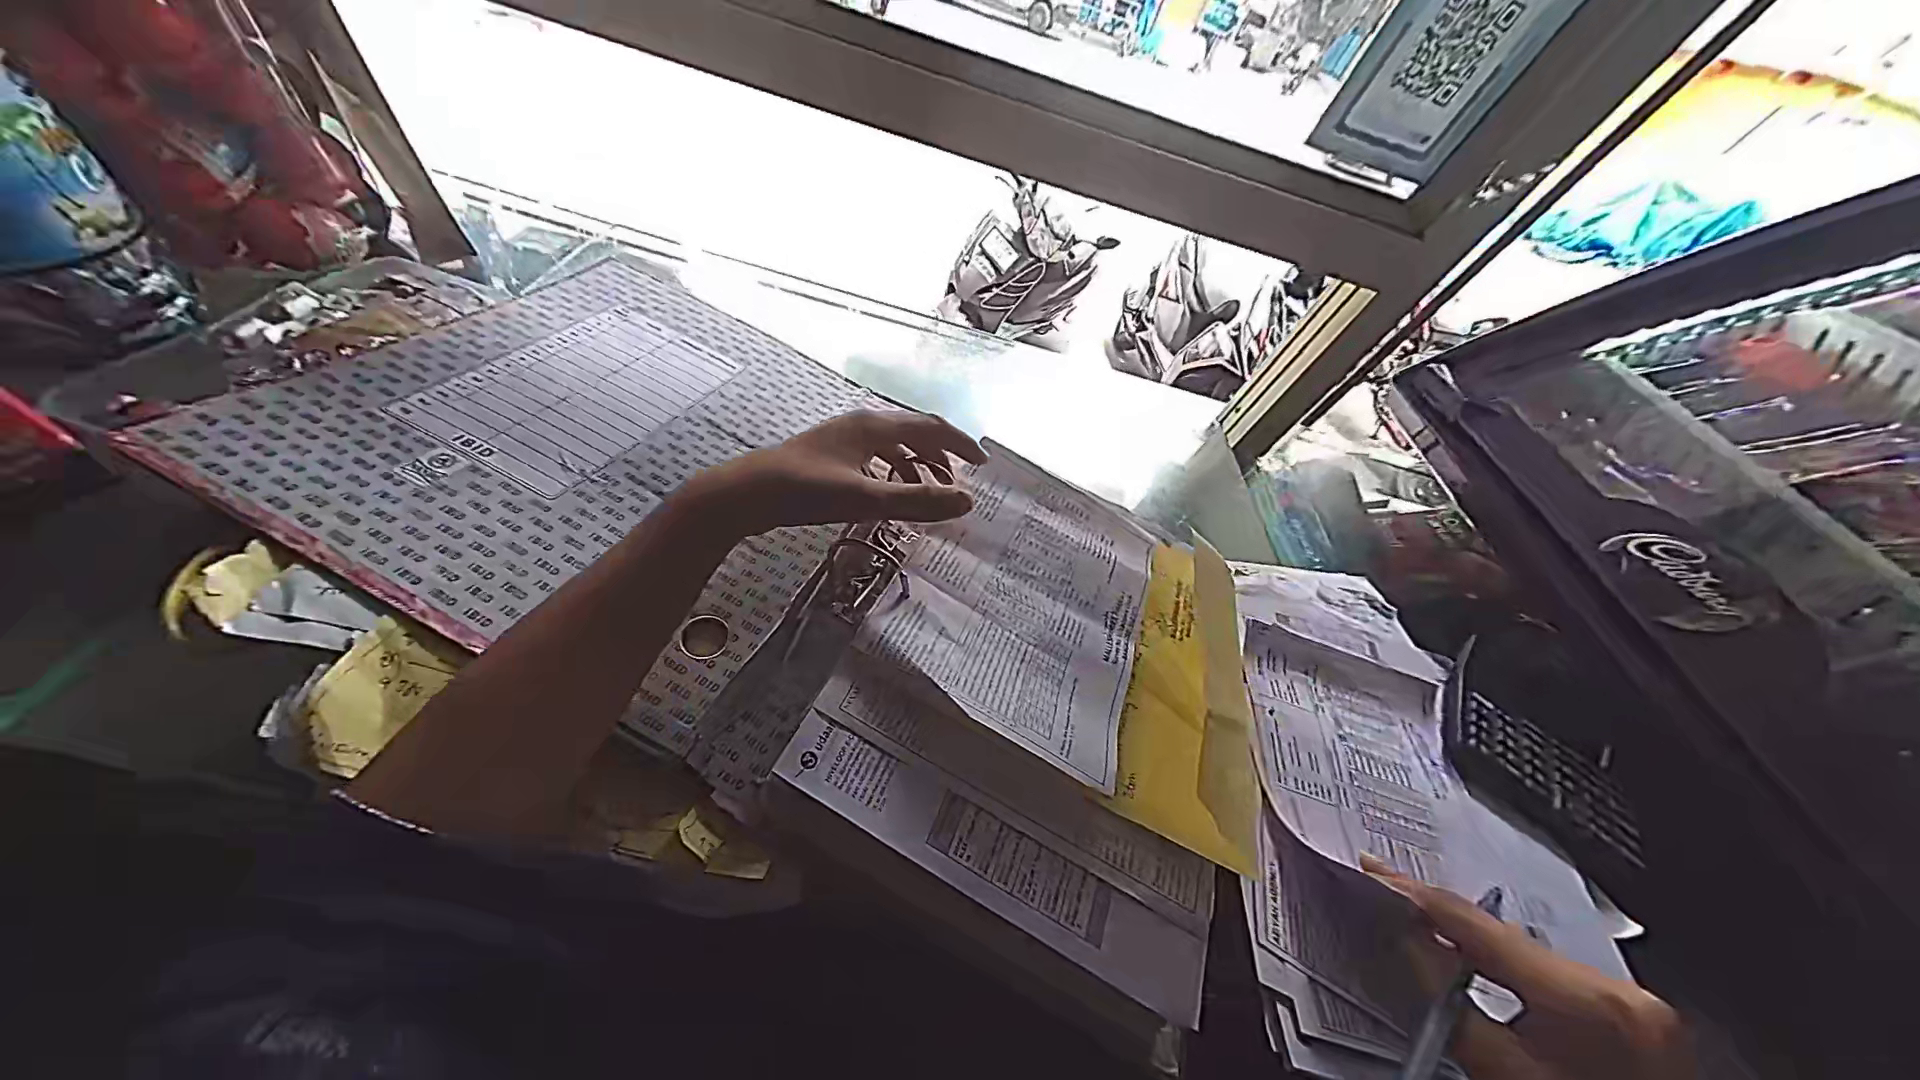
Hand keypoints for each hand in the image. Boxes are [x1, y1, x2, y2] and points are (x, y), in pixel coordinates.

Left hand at [675, 410, 987, 538]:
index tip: (983, 464)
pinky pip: (874, 457)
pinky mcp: (829, 455)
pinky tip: (889, 493)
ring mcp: (843, 439)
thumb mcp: (866, 499)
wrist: (745, 494)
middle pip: (914, 433)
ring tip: (929, 491)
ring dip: (917, 466)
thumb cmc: (805, 492)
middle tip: (959, 481)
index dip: (960, 445)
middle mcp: (861, 425)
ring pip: (893, 446)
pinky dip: (893, 472)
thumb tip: (967, 502)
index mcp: (874, 427)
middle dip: (941, 456)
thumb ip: (918, 502)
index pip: (931, 428)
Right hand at [1361, 855, 1692, 1079]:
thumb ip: (1446, 1000)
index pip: (1478, 925)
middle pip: (1501, 932)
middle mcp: (1621, 990)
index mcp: (1588, 998)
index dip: (1417, 895)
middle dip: (1438, 912)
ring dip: (1467, 935)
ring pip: (1522, 947)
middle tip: (1385, 886)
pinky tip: (1468, 953)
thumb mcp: (1500, 1069)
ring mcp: (1635, 1001)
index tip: (1377, 873)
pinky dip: (1501, 958)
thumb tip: (1406, 937)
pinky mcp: (1635, 1013)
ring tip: (1416, 916)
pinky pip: (1545, 966)